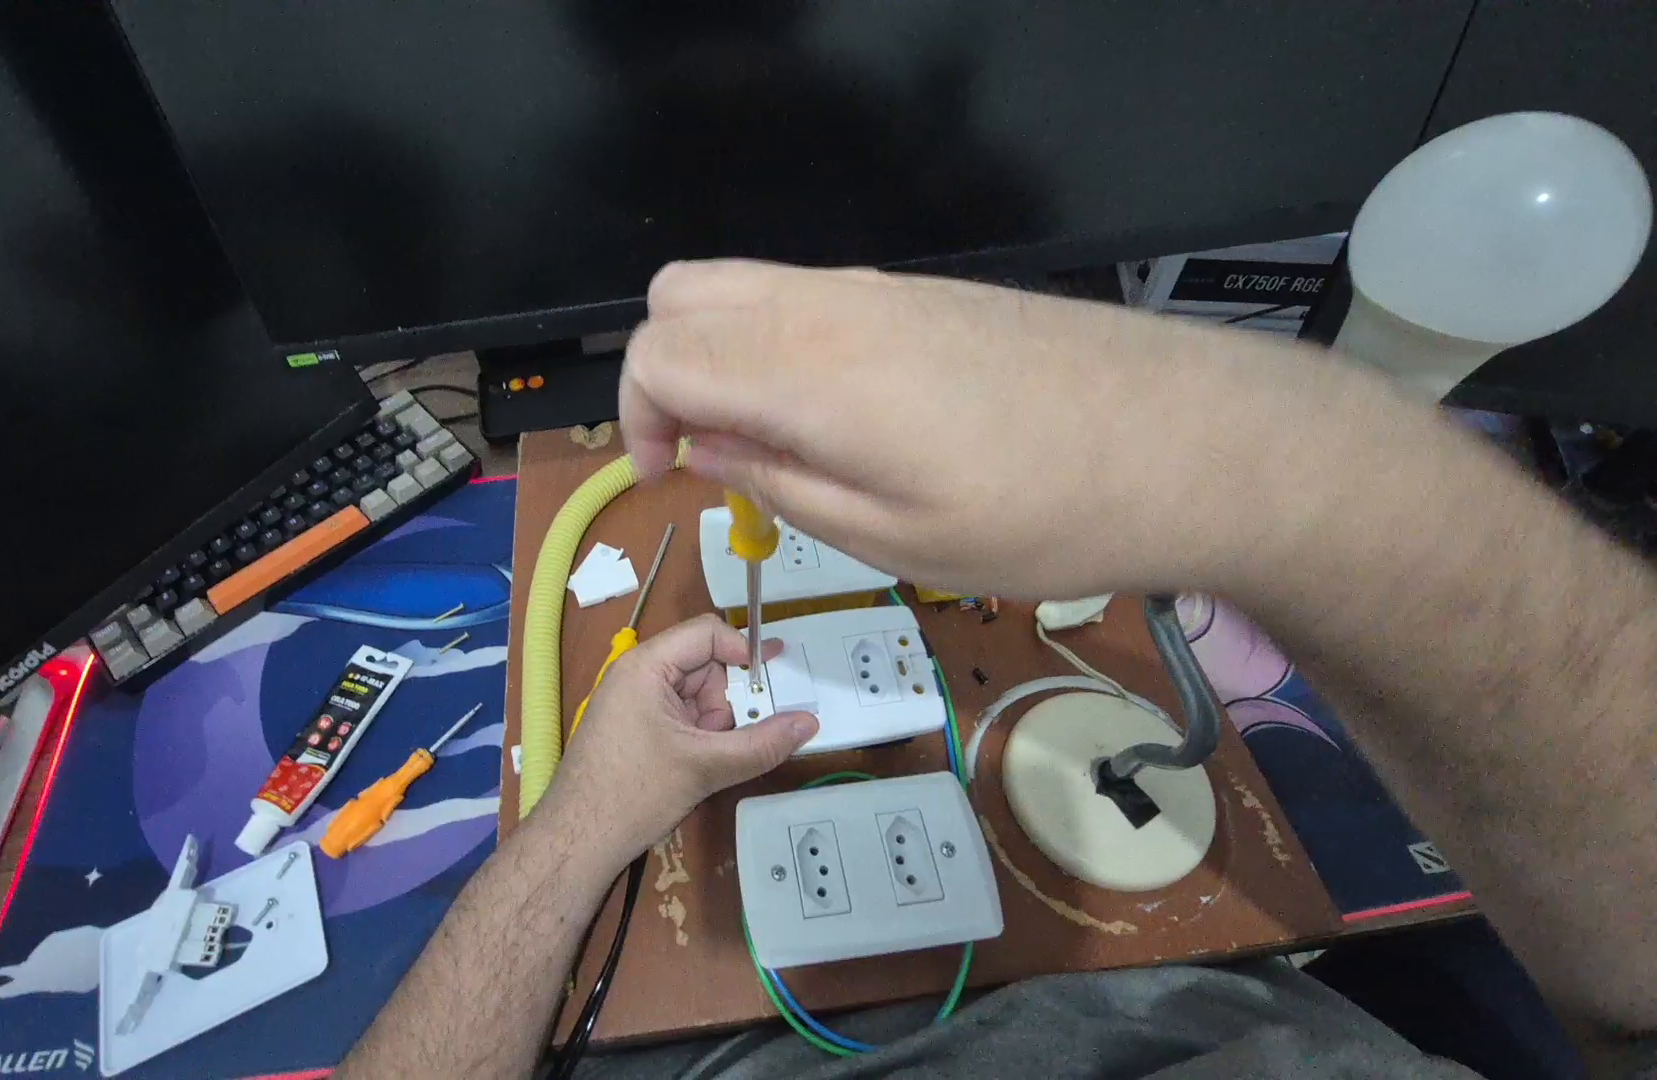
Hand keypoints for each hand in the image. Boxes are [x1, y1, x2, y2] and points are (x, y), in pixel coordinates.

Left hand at [538, 614, 817, 867]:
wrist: (578, 842)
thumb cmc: (632, 794)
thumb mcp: (705, 767)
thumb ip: (762, 743)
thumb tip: (809, 723)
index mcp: (647, 666)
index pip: (706, 632)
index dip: (743, 650)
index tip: (772, 679)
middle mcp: (640, 675)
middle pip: (706, 666)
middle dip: (730, 699)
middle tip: (743, 733)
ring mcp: (638, 702)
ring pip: (699, 696)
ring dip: (717, 723)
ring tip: (711, 759)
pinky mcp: (640, 728)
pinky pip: (685, 717)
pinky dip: (703, 736)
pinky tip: (702, 766)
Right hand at [619, 259, 1402, 598]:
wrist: (1192, 444)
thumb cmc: (1037, 514)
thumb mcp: (889, 538)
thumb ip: (776, 483)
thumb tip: (705, 446)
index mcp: (806, 370)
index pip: (656, 354)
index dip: (634, 420)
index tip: (669, 479)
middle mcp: (826, 305)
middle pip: (678, 297)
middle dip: (660, 377)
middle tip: (704, 452)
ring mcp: (874, 288)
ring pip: (734, 286)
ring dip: (714, 358)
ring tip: (765, 440)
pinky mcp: (915, 292)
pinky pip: (798, 296)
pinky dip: (769, 345)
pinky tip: (826, 413)